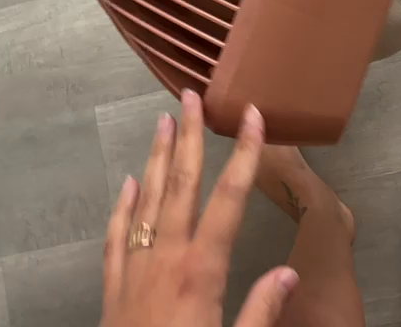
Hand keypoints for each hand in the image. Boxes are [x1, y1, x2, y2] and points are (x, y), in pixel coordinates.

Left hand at [100, 90, 297, 326]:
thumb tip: (289, 271)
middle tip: (193, 95)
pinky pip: (116, 236)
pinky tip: (130, 183)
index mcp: (200, 271)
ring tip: (164, 120)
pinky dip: (124, 205)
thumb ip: (261, 312)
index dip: (244, 155)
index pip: (228, 199)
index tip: (254, 117)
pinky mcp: (111, 289)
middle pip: (182, 185)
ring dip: (158, 158)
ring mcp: (134, 269)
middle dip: (190, 137)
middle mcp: (166, 258)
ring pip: (148, 199)